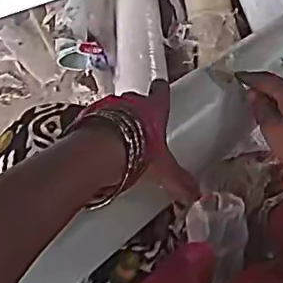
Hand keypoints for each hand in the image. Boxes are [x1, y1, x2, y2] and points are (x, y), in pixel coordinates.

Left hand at [74, 80, 200, 202]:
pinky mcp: (87, 116)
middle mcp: (131, 102)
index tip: (161, 88)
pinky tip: (97, 146)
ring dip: (114, 120)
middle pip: (135, 100)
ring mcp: (108, 107)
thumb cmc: (137, 149)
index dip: (161, 90)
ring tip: (117, 140)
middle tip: (140, 126)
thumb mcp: (162, 169)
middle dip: (136, 110)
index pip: (161, 92)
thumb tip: (195, 194)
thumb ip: (178, 180)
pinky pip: (93, 119)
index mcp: (154, 109)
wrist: (100, 149)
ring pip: (113, 109)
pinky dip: (95, 129)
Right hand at [239, 71, 282, 166]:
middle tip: (249, 90)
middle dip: (264, 85)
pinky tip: (281, 110)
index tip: (239, 77)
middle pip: (280, 82)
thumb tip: (254, 93)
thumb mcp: (271, 129)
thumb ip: (260, 108)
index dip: (250, 78)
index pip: (266, 79)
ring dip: (276, 94)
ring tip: (263, 101)